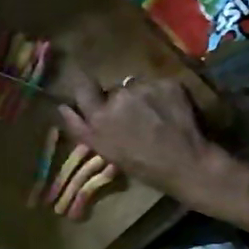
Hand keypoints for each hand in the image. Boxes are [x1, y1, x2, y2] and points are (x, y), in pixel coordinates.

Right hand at [58, 73, 231, 206]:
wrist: (188, 163)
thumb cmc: (143, 165)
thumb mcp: (105, 151)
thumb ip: (79, 127)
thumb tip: (61, 106)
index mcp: (100, 115)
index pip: (83, 87)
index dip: (88, 91)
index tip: (96, 98)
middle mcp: (119, 95)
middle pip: (115, 90)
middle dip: (122, 101)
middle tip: (137, 121)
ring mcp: (146, 86)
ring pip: (138, 86)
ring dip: (144, 98)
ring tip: (157, 119)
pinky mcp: (168, 82)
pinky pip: (159, 85)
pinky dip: (164, 96)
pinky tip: (171, 113)